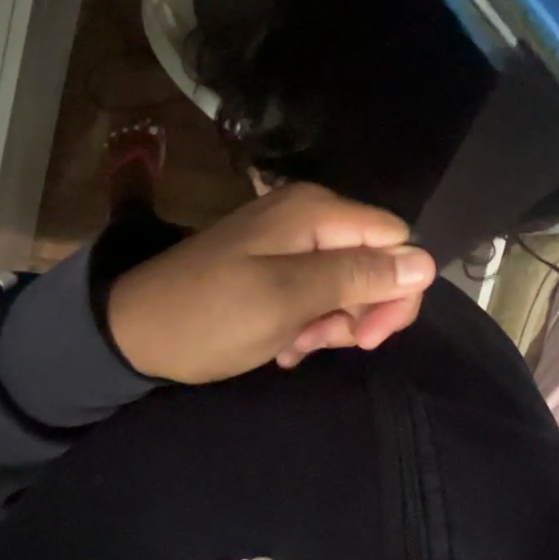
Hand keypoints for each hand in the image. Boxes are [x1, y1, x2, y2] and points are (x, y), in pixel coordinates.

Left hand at [107, 184, 436, 383]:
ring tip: (294, 346)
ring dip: (331, 324)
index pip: (397, 240)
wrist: (131, 333)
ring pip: (348, 284)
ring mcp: (290, 242)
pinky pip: (316, 293)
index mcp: (317, 213)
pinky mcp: (274, 267)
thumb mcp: (288, 298)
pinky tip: (283, 345)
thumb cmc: (210, 316)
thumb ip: (358, 277)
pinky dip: (309, 323)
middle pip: (375, 262)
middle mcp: (310, 218)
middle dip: (360, 311)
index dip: (395, 289)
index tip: (367, 336)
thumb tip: (427, 262)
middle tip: (326, 344)